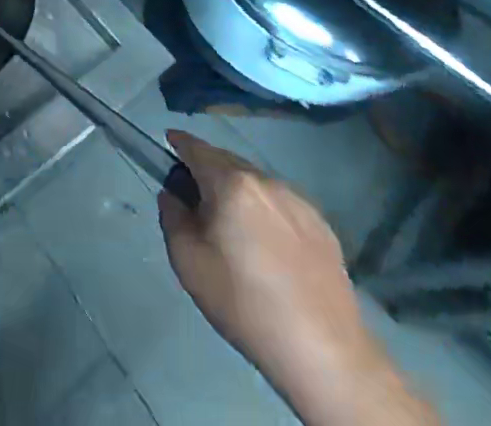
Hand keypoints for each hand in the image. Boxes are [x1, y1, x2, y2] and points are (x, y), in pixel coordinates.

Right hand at [157, 130, 437, 425]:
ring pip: (256, 182)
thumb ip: (172, 217)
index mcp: (231, 185)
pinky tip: (264, 244)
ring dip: (236, 189)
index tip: (168, 142)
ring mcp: (300, 203)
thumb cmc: (242, 300)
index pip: (197, 149)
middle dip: (206, 168)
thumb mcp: (187, 260)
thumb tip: (175, 197)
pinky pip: (281, 203)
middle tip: (192, 195)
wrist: (322, 349)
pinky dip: (263, 209)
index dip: (179, 142)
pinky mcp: (322, 227)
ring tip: (230, 224)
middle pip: (227, 161)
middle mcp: (267, 182)